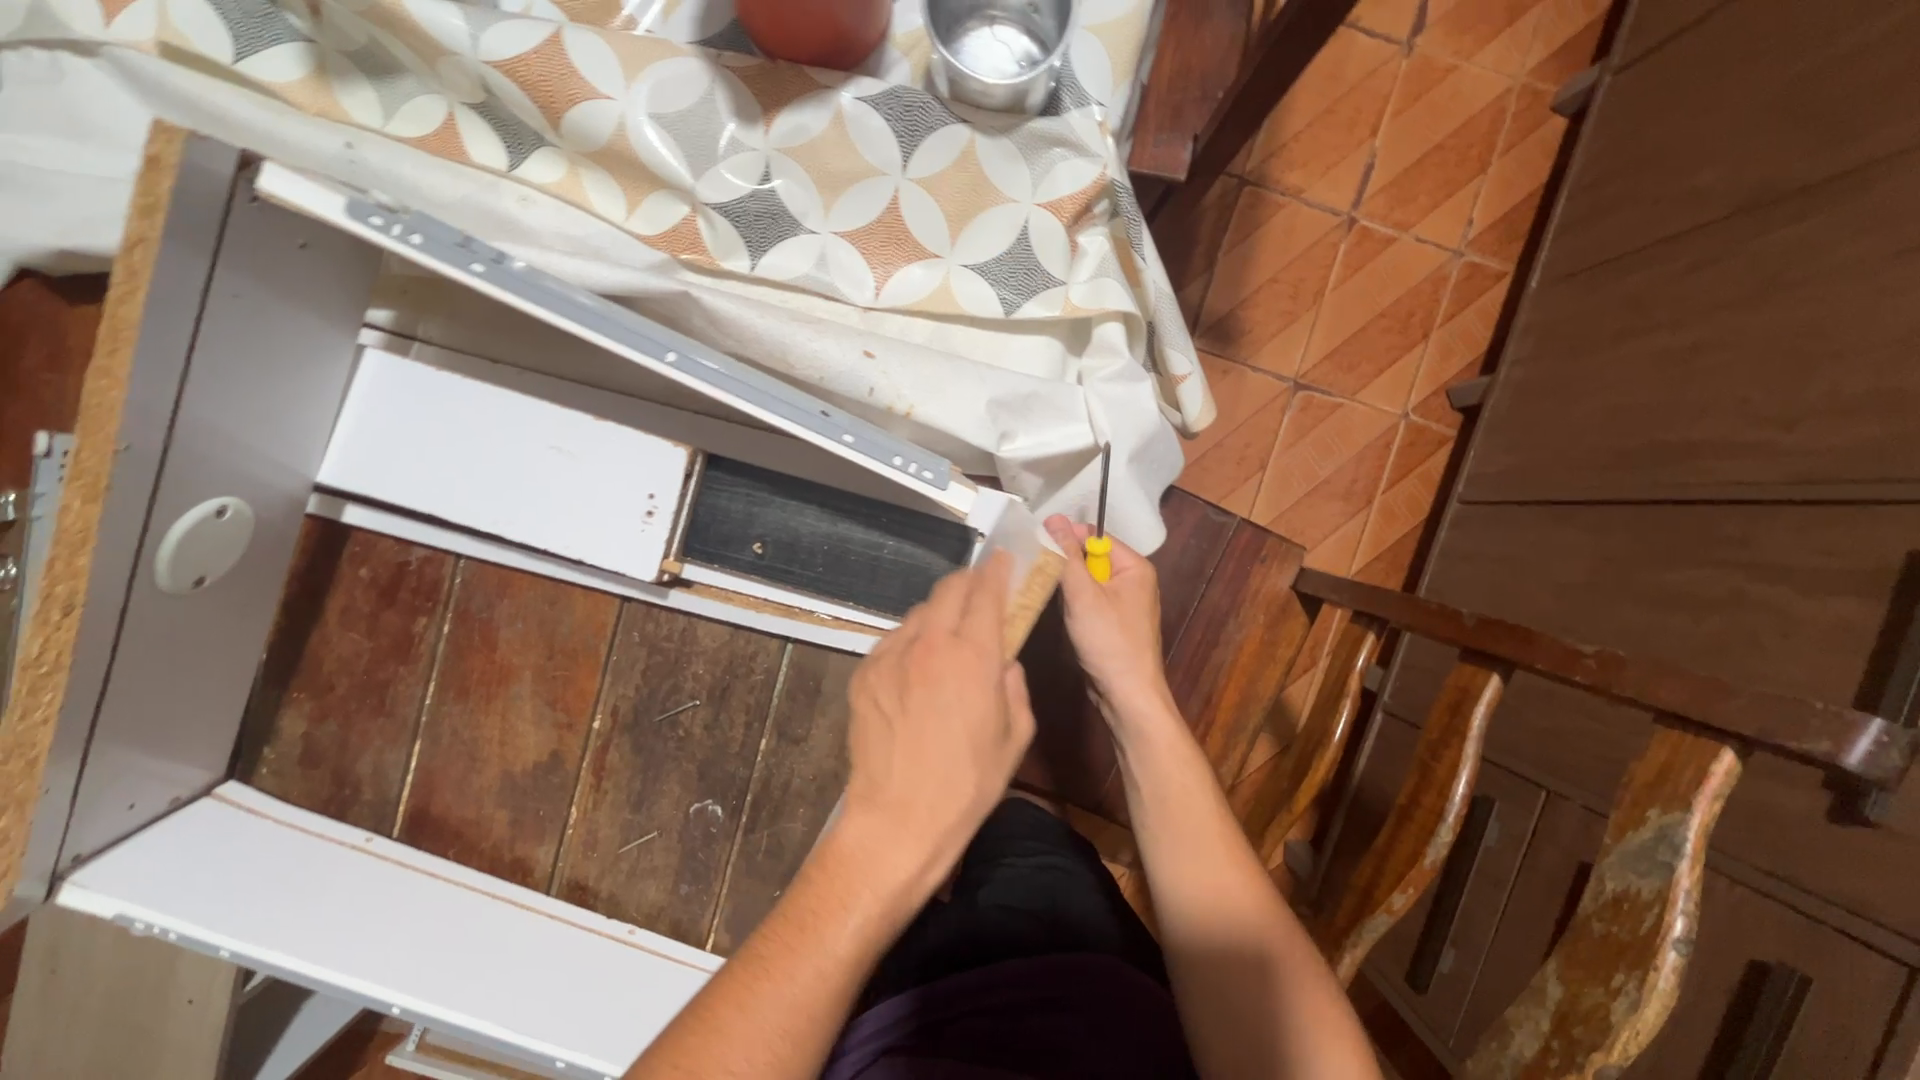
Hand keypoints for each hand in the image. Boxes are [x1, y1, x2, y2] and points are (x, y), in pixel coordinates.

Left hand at [842, 553, 1036, 886]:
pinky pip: (893, 642)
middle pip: (948, 589)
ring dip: (938, 614)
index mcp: (973, 655)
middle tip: (979, 589)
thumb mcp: (1015, 736)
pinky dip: (910, 642)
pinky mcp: (864, 674)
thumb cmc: (968, 784)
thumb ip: (1014, 686)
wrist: (898, 818)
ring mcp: (890, 656)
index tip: (1003, 559)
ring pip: (917, 614)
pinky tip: (916, 667)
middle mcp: (929, 644)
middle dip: (968, 582)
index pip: (986, 592)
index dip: (997, 570)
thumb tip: (1003, 662)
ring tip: (946, 636)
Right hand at [1043, 515, 1178, 730]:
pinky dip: (1071, 604)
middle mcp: (1132, 580)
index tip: (1035, 544)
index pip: (1095, 536)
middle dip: (1063, 563)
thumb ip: (1066, 556)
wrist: (1127, 695)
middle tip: (1034, 569)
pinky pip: (1087, 601)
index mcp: (1135, 567)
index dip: (1066, 538)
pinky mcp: (1112, 623)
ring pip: (1085, 581)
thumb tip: (1052, 518)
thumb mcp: (1083, 595)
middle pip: (1090, 557)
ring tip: (1041, 590)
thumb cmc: (1109, 642)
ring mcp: (1123, 603)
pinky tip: (1056, 613)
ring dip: (1064, 585)